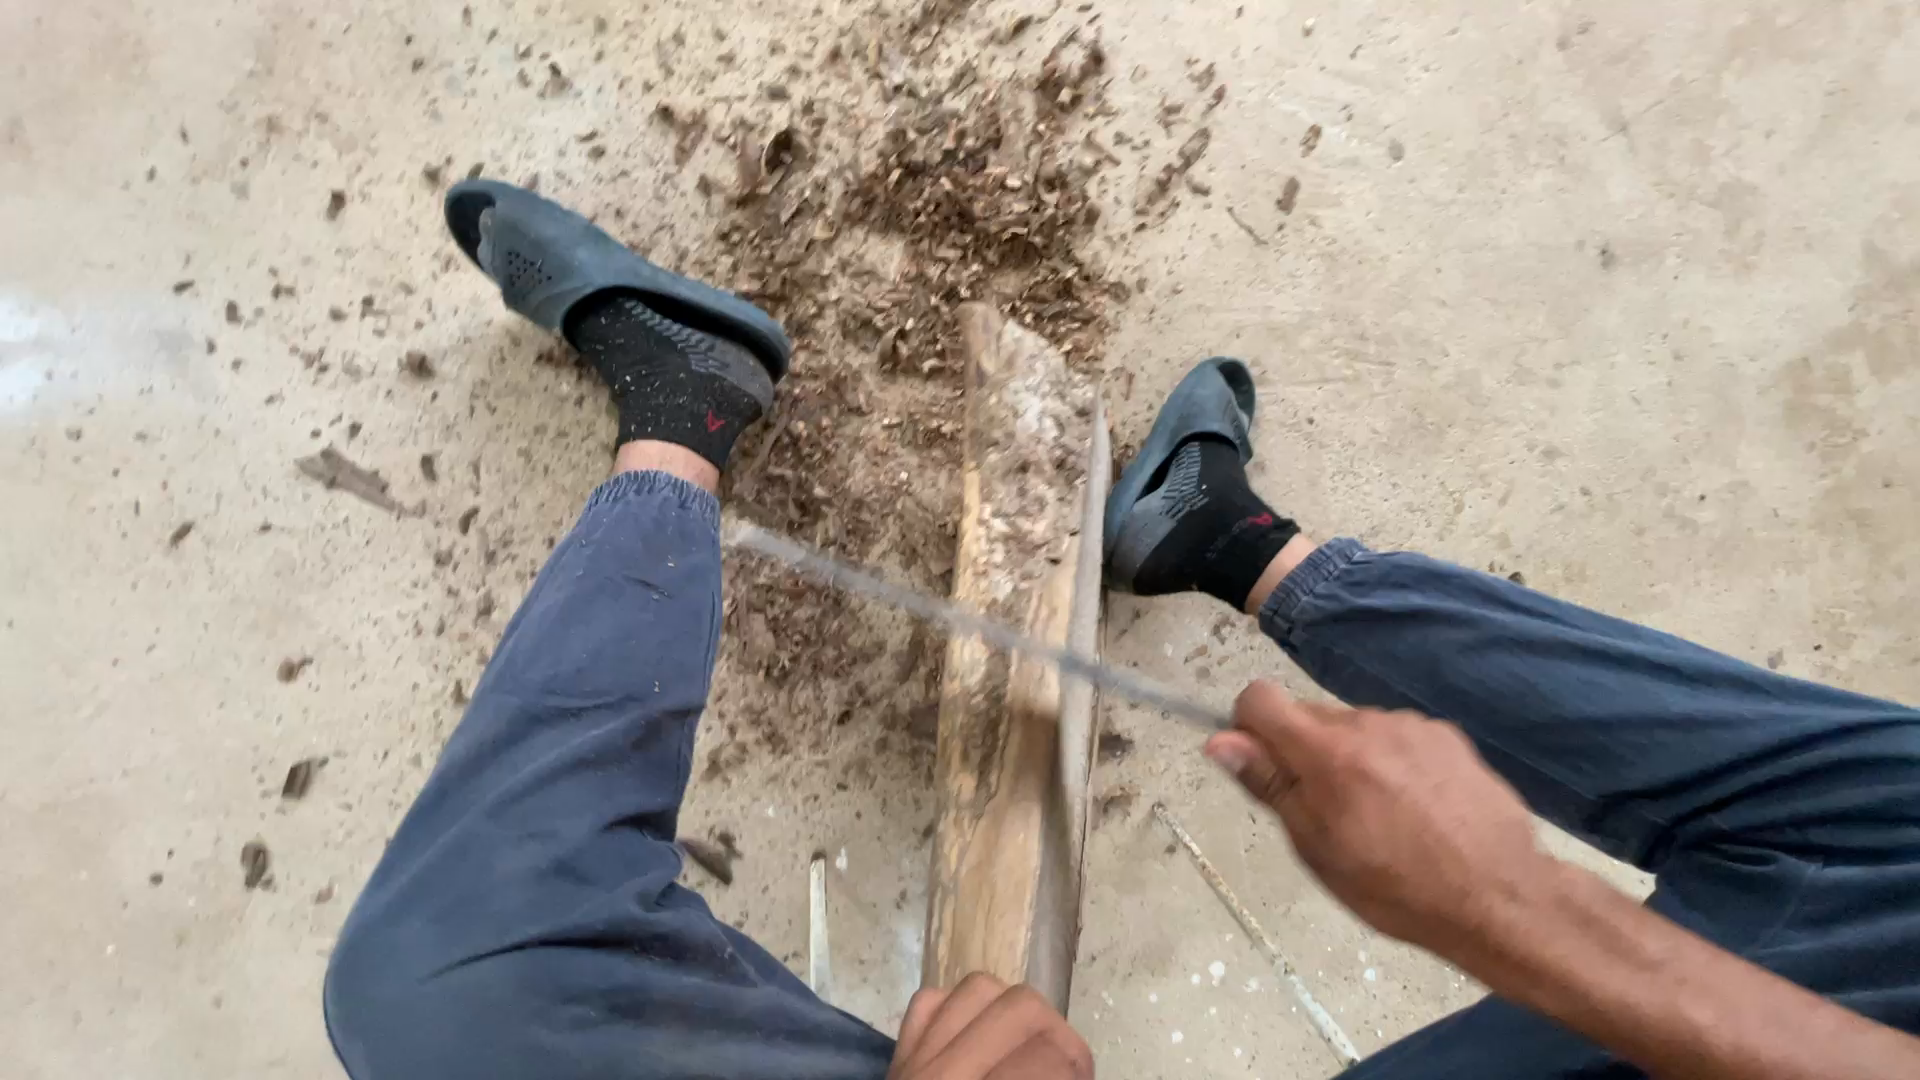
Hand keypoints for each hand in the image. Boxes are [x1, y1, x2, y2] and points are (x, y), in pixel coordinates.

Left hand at [887, 972, 1092, 1079]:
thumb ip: (1041, 1077)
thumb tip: (1068, 1062)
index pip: (1046, 1059)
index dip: (1075, 1063)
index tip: (1083, 1074)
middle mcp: (941, 1074)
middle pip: (1017, 1006)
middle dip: (1053, 1030)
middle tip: (1069, 1063)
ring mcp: (913, 1060)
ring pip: (975, 989)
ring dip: (1008, 1009)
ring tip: (1026, 1043)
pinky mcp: (896, 1056)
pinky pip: (928, 1004)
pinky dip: (953, 1009)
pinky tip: (973, 1032)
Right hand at [1204, 680, 1553, 954]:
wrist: (1505, 900)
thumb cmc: (1393, 885)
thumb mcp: (1315, 846)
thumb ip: (1267, 783)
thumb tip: (1219, 741)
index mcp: (1324, 751)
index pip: (1259, 697)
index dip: (1249, 725)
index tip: (1264, 764)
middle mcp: (1364, 723)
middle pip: (1307, 715)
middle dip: (1303, 749)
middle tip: (1327, 806)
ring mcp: (1410, 724)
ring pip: (1353, 726)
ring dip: (1349, 754)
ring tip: (1380, 811)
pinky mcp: (1446, 733)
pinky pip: (1395, 733)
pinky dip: (1391, 757)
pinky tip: (1416, 802)